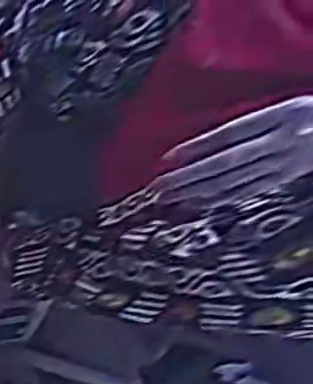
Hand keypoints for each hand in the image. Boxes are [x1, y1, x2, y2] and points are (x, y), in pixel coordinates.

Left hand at [152, 97, 312, 207]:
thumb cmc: (308, 117)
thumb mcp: (284, 110)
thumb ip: (245, 126)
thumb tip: (191, 150)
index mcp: (286, 113)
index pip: (233, 132)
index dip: (196, 147)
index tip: (166, 159)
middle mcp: (288, 137)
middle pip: (226, 161)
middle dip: (186, 176)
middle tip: (156, 185)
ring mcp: (288, 159)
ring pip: (231, 180)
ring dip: (191, 191)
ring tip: (164, 197)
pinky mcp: (286, 177)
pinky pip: (243, 192)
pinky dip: (212, 199)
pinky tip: (189, 202)